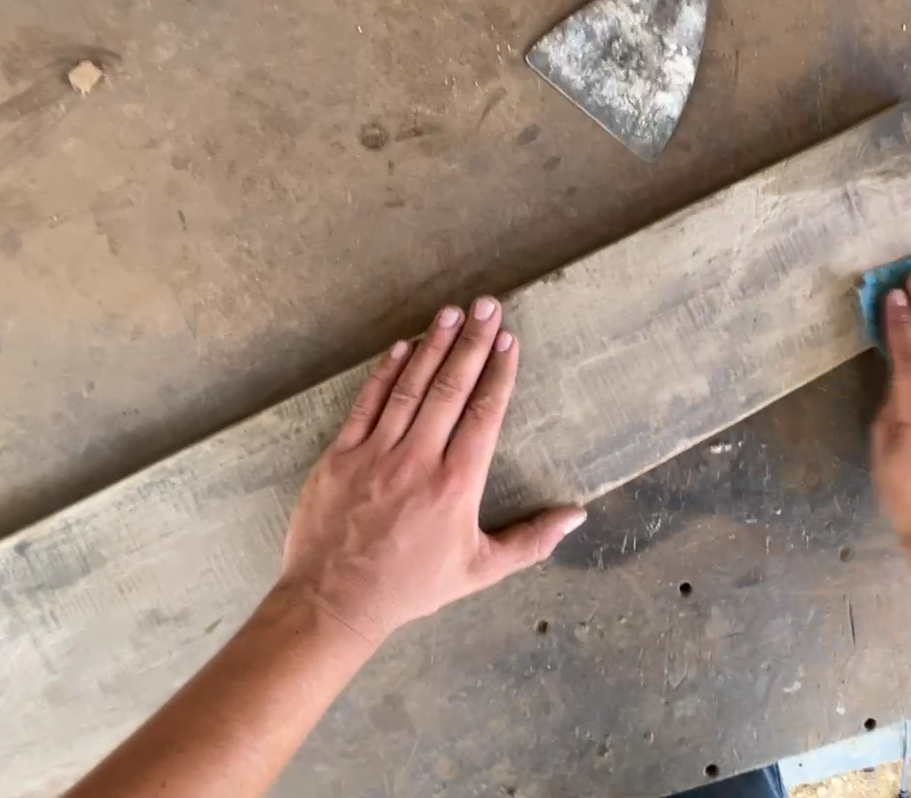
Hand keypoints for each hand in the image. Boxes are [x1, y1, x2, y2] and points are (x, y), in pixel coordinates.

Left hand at [275, 297, 586, 644]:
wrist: (332, 605)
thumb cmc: (412, 586)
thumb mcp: (481, 569)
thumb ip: (532, 540)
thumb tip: (578, 516)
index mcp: (457, 484)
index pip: (484, 413)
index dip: (499, 371)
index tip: (510, 338)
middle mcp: (418, 460)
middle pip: (451, 388)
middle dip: (473, 343)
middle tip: (488, 306)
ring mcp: (376, 455)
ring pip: (411, 388)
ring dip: (433, 346)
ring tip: (453, 312)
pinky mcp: (340, 457)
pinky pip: (367, 404)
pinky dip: (385, 373)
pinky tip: (402, 346)